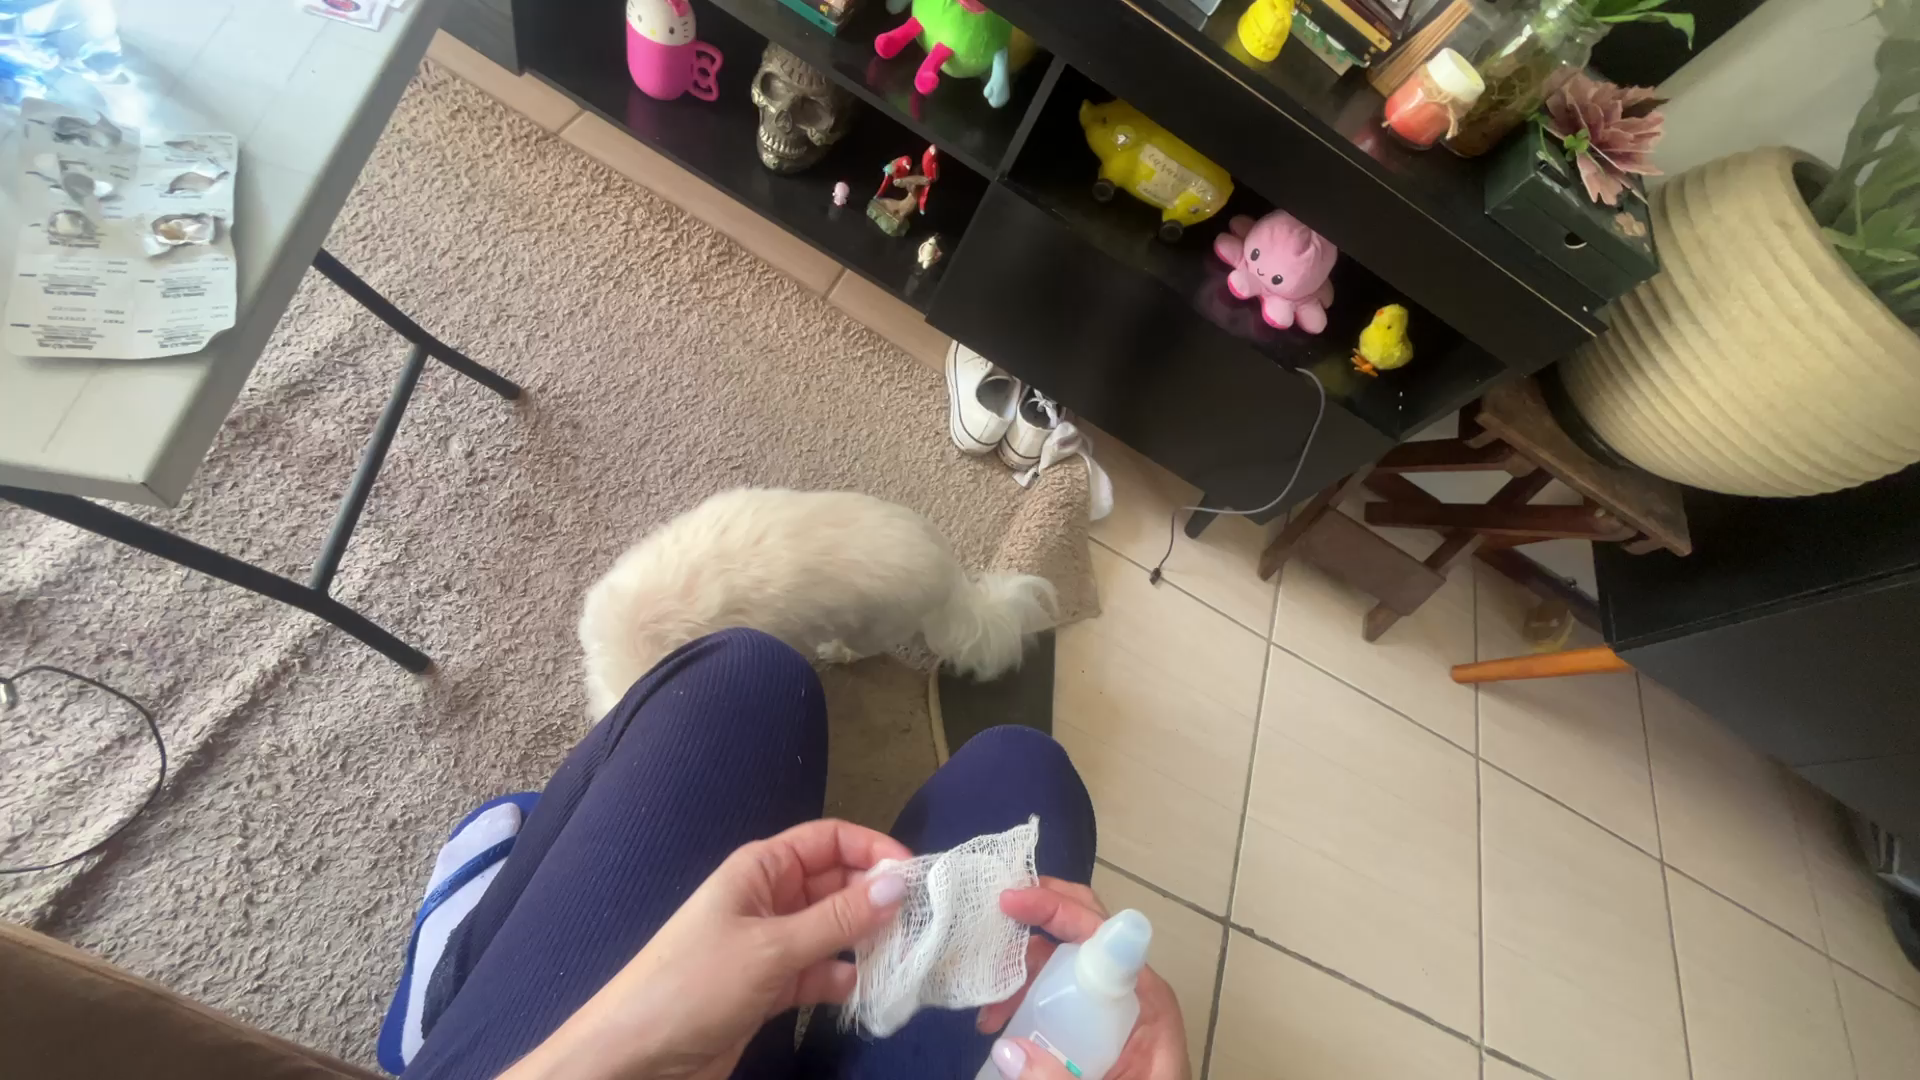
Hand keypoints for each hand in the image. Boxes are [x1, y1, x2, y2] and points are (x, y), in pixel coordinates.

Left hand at [502, 820, 911, 1079]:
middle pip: (835, 883)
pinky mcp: (768, 986)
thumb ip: (838, 919)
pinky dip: (839, 976)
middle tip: (919, 921)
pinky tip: (860, 989)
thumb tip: (900, 883)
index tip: (914, 875)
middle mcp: (770, 897)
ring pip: (831, 928)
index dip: (872, 849)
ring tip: (902, 954)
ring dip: (862, 939)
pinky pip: (817, 969)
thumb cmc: (696, 984)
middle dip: (874, 897)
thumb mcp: (772, 948)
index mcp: (763, 867)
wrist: (629, 1065)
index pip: (829, 840)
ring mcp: (770, 943)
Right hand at [976, 878, 1191, 1079]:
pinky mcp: (1086, 1022)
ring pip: (1056, 957)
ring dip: (1017, 965)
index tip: (1010, 901)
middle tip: (988, 915)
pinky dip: (1019, 994)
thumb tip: (1005, 1048)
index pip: (1100, 929)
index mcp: (1144, 994)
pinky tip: (995, 1020)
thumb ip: (1061, 1079)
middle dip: (1031, 915)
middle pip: (1076, 927)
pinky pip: (1050, 989)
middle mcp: (1124, 984)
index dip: (1055, 905)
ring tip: (985, 997)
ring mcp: (1103, 1000)